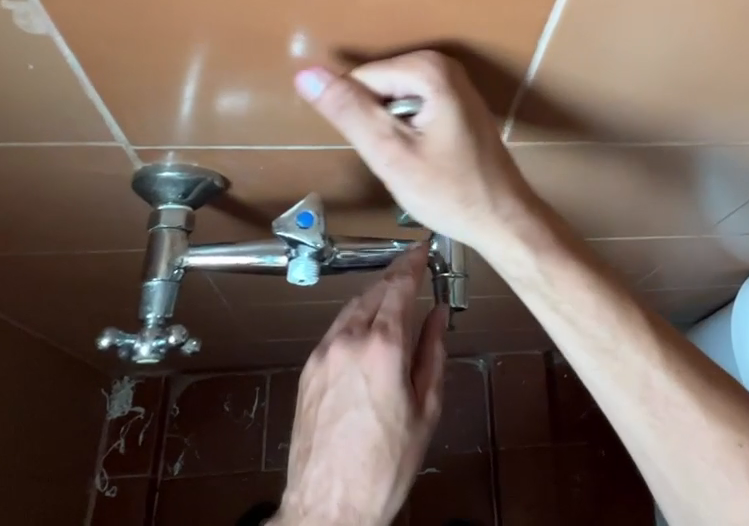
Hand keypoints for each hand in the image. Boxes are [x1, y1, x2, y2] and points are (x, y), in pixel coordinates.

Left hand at [273, 247, 446, 525]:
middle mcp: (349, 339)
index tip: (423, 249)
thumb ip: (433, 353)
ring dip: (375, 294)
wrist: (328, 505)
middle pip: (375, 290)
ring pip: (353, 306)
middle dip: (396, 276)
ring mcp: (324, 352)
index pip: (399, 286)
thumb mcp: (425, 409)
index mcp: (383, 346)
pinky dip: (356, 317)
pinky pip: (336, 328)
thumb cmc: (385, 464)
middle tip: (414, 269)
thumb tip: (439, 316)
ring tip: (395, 296)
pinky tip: (369, 327)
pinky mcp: (309, 369)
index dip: (413, 263)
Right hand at [294, 50, 538, 252]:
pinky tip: (425, 159)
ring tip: (412, 160)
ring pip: (391, 100)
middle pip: (377, 86)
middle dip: (375, 123)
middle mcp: (443, 65)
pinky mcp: (456, 103)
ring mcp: (453, 83)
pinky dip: (407, 133)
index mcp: (429, 69)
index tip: (384, 152)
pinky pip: (411, 108)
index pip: (360, 80)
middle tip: (398, 159)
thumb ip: (348, 111)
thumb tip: (307, 74)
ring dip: (390, 131)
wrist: (503, 218)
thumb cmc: (450, 192)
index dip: (359, 119)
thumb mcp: (390, 154)